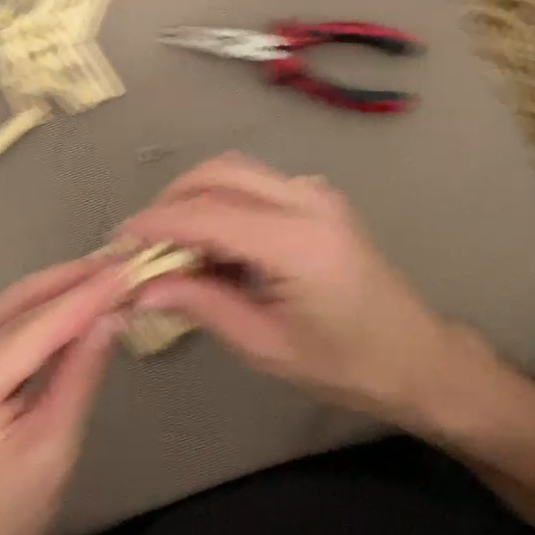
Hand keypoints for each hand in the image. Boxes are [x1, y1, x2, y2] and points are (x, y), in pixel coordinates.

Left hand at [0, 258, 125, 534]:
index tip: (129, 271)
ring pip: (14, 303)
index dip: (87, 295)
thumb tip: (110, 315)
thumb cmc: (7, 510)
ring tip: (109, 274)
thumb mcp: (53, 444)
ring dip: (62, 287)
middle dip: (75, 279)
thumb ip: (80, 373)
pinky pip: (5, 319)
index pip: (37, 325)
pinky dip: (44, 307)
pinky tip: (76, 298)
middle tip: (124, 261)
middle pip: (21, 301)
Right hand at [120, 153, 482, 436]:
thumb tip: (139, 288)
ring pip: (235, 169)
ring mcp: (316, 193)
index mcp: (296, 242)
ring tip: (173, 244)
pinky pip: (255, 181)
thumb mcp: (265, 346)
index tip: (118, 240)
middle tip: (143, 242)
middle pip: (219, 172)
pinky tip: (213, 240)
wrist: (416, 357)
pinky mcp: (318, 197)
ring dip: (195, 196)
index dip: (155, 223)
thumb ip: (201, 306)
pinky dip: (222, 198)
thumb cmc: (345, 365)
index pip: (208, 214)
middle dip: (171, 199)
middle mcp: (307, 201)